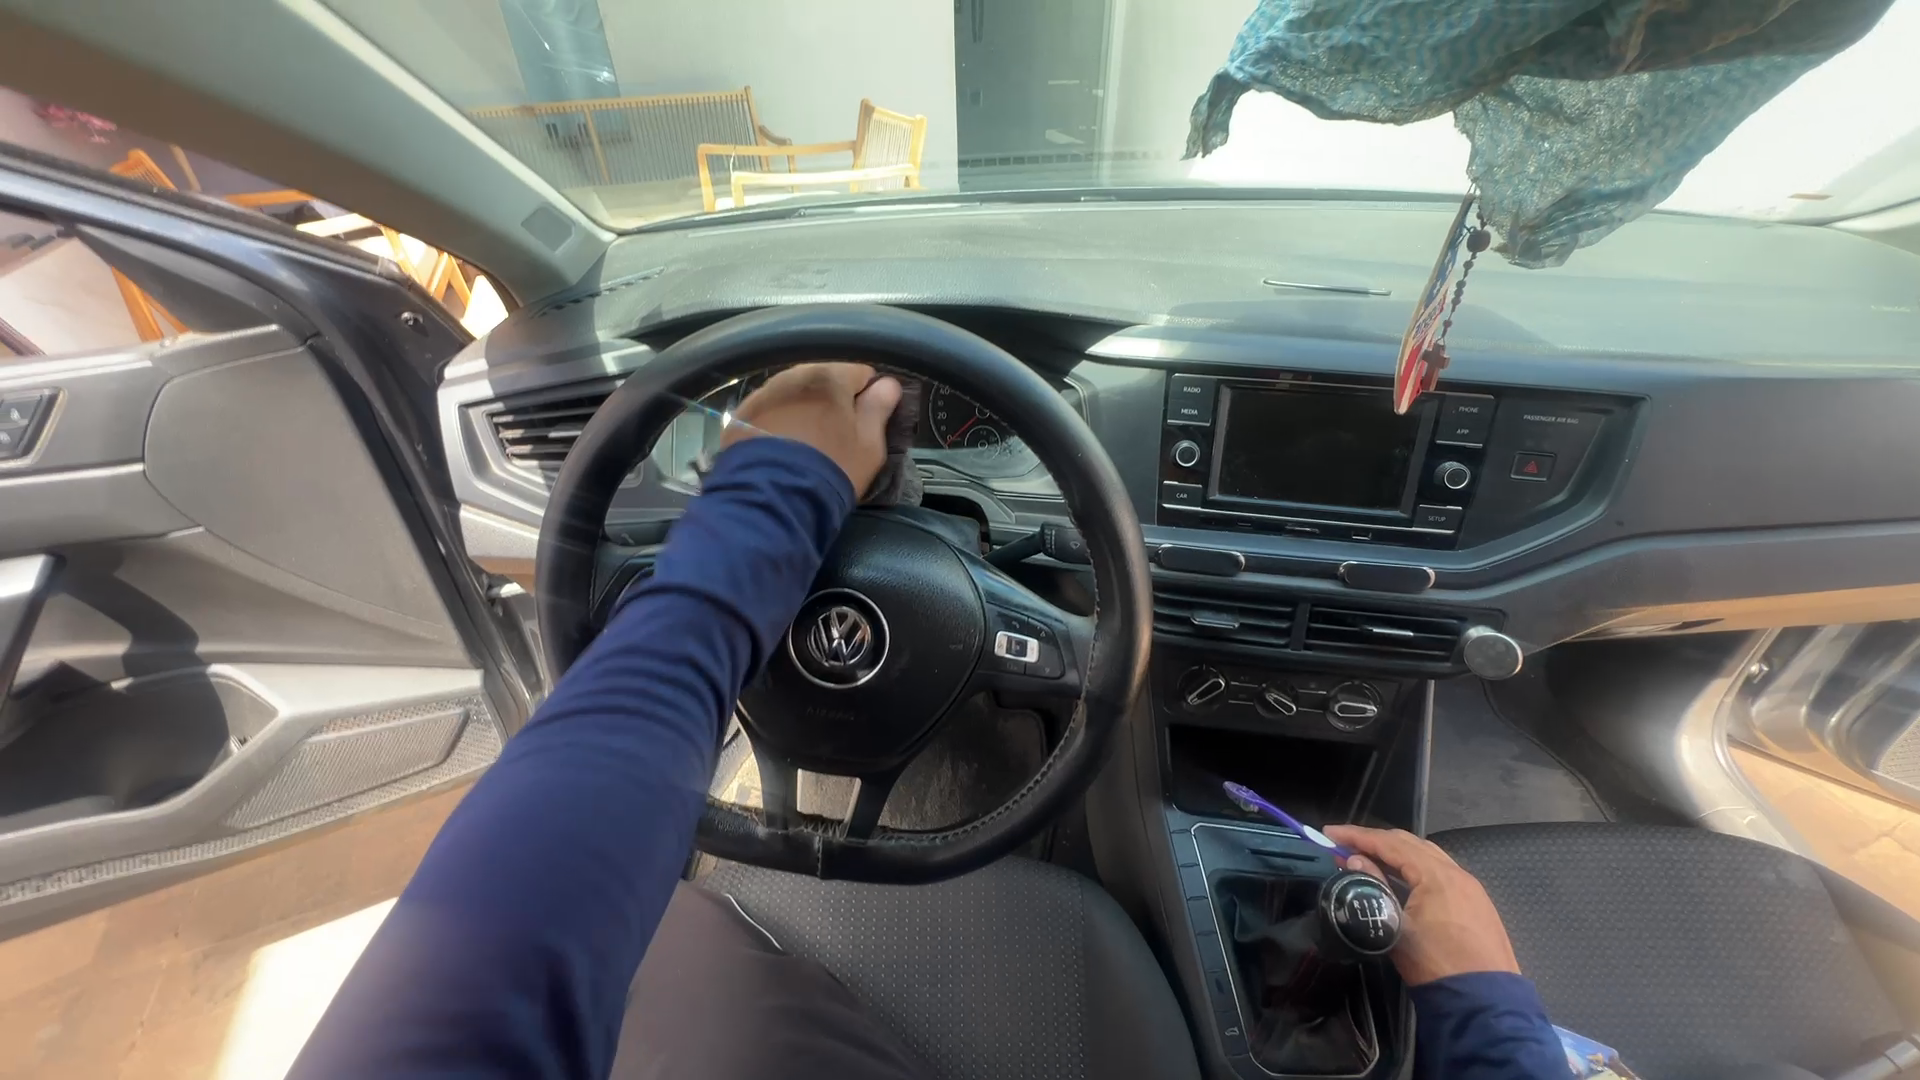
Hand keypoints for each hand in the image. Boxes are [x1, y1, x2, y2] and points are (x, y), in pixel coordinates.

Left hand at [721, 362, 902, 495]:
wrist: (771, 497)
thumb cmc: (831, 468)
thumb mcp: (869, 446)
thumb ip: (879, 409)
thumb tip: (888, 384)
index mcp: (831, 376)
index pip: (862, 373)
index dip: (869, 397)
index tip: (867, 423)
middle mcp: (794, 374)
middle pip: (824, 380)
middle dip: (833, 401)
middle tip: (836, 436)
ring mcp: (763, 393)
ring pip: (794, 393)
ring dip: (804, 409)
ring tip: (807, 443)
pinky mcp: (740, 414)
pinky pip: (769, 411)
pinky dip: (778, 422)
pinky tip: (781, 447)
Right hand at [1322, 824, 1520, 984]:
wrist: (1485, 1006)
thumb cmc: (1434, 963)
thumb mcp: (1394, 925)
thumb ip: (1373, 885)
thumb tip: (1353, 860)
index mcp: (1438, 876)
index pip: (1390, 843)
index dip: (1356, 835)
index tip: (1329, 832)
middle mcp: (1458, 874)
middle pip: (1409, 843)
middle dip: (1375, 840)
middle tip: (1344, 843)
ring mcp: (1471, 889)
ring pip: (1426, 855)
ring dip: (1395, 851)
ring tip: (1367, 855)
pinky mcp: (1477, 905)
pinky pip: (1439, 871)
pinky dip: (1414, 865)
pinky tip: (1399, 875)